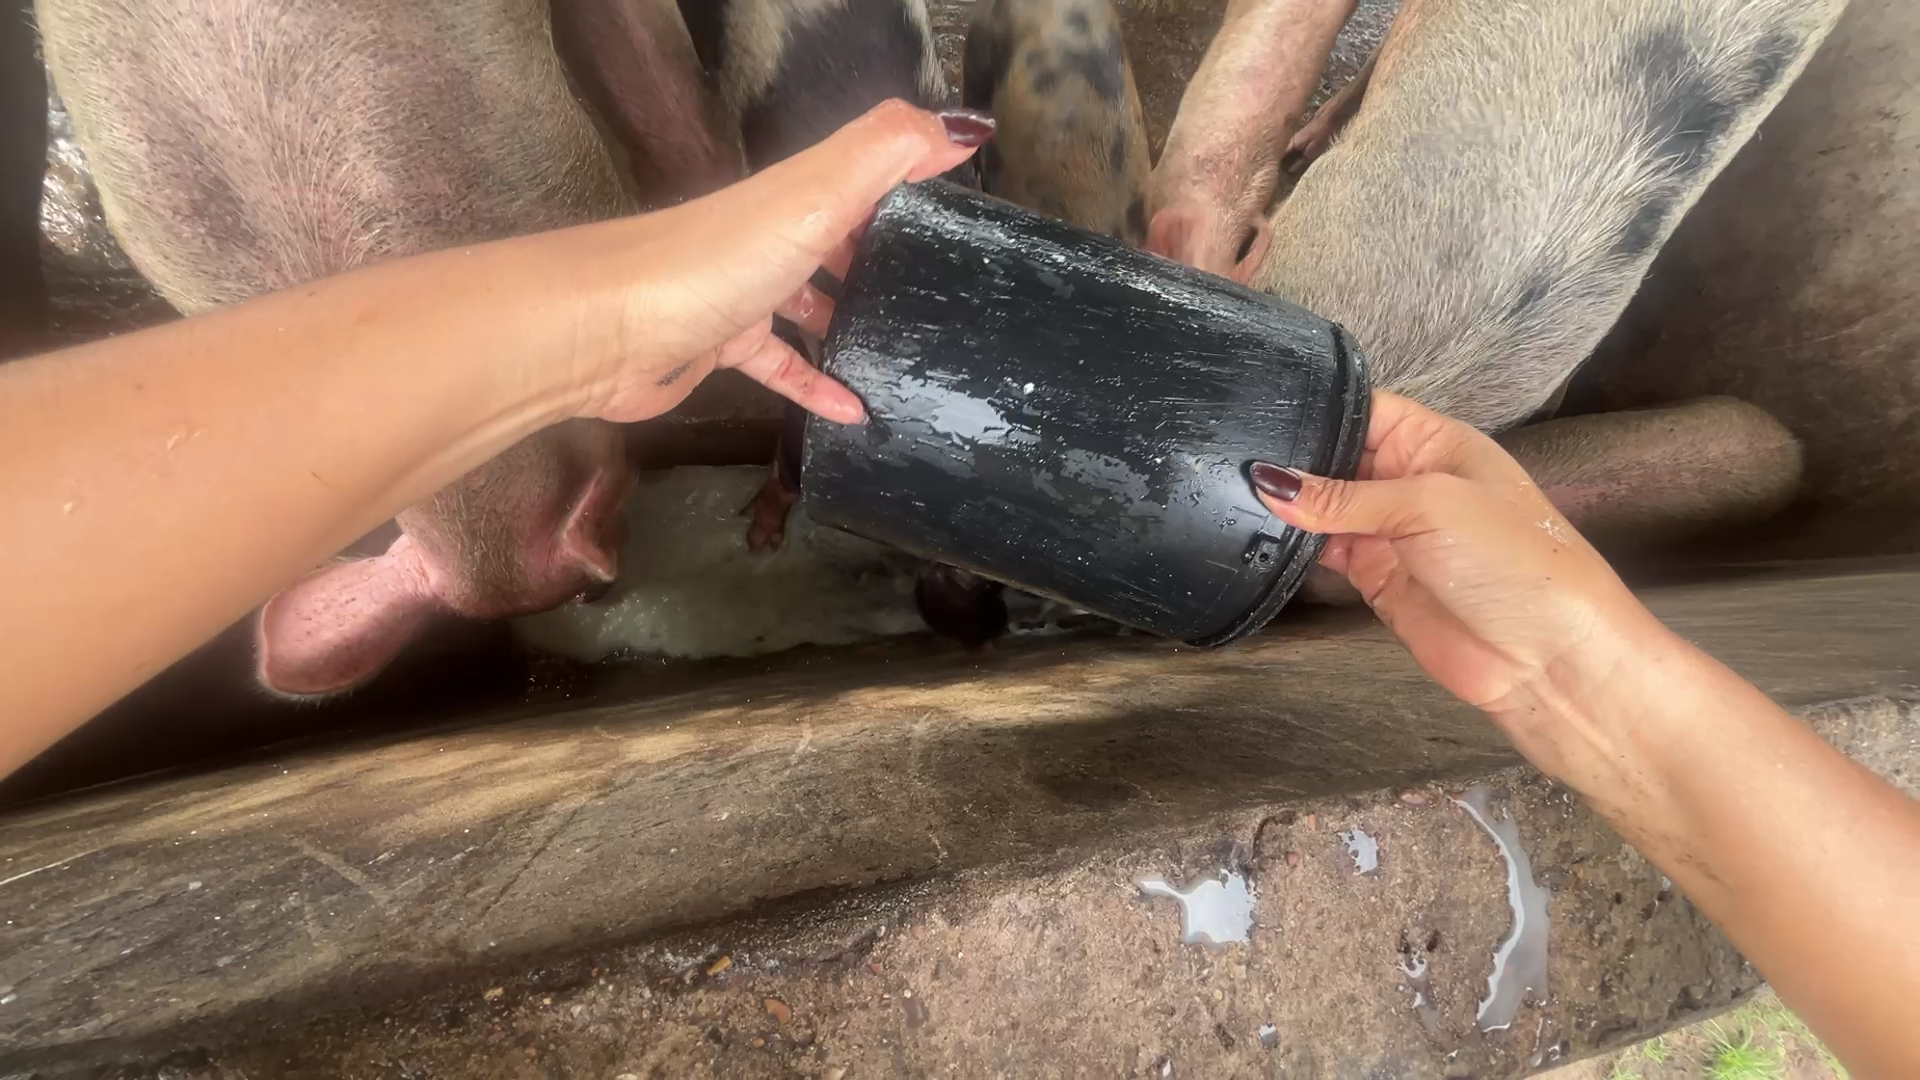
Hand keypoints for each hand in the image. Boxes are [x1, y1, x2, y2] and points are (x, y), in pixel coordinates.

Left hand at [537, 100, 991, 426]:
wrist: (607, 327)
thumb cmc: (716, 259)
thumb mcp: (816, 195)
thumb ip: (888, 155)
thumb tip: (967, 126)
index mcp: (799, 194)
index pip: (868, 176)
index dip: (915, 183)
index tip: (964, 216)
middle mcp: (774, 236)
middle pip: (843, 243)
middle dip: (888, 264)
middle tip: (939, 300)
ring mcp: (748, 292)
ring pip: (815, 308)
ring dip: (856, 329)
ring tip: (905, 359)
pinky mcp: (727, 344)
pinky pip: (786, 366)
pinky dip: (819, 387)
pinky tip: (856, 414)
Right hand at [1249, 392, 1653, 724]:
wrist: (1543, 659)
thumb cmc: (1510, 560)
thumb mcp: (1427, 506)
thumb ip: (1342, 497)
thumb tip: (1267, 484)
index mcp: (1434, 444)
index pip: (1365, 411)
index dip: (1319, 410)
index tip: (1260, 413)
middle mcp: (1407, 480)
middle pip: (1335, 458)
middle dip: (1293, 460)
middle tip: (1234, 458)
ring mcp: (1386, 529)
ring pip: (1321, 506)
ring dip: (1288, 505)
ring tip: (1234, 493)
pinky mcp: (1369, 571)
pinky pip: (1320, 548)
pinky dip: (1293, 543)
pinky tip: (1261, 533)